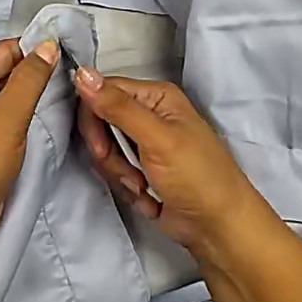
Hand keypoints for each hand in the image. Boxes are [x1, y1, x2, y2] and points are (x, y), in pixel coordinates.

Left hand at [0, 38, 59, 231]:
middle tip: (66, 83)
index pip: (3, 51)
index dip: (35, 55)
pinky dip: (20, 107)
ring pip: (7, 85)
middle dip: (32, 75)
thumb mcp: (8, 118)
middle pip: (4, 66)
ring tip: (53, 99)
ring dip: (28, 92)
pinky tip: (36, 113)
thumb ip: (30, 79)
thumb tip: (48, 44)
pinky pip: (3, 103)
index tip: (69, 59)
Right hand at [73, 70, 278, 271]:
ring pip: (103, 149)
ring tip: (144, 188)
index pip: (101, 92)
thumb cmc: (198, 179)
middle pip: (99, 122)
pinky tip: (149, 197)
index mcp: (155, 96)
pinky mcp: (140, 165)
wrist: (220, 228)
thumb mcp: (157, 139)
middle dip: (109, 154)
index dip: (94, 119)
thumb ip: (118, 107)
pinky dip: (126, 186)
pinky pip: (112, 168)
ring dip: (119, 174)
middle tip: (129, 174)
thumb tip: (82, 73)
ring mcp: (143, 140)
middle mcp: (148, 112)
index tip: (101, 149)